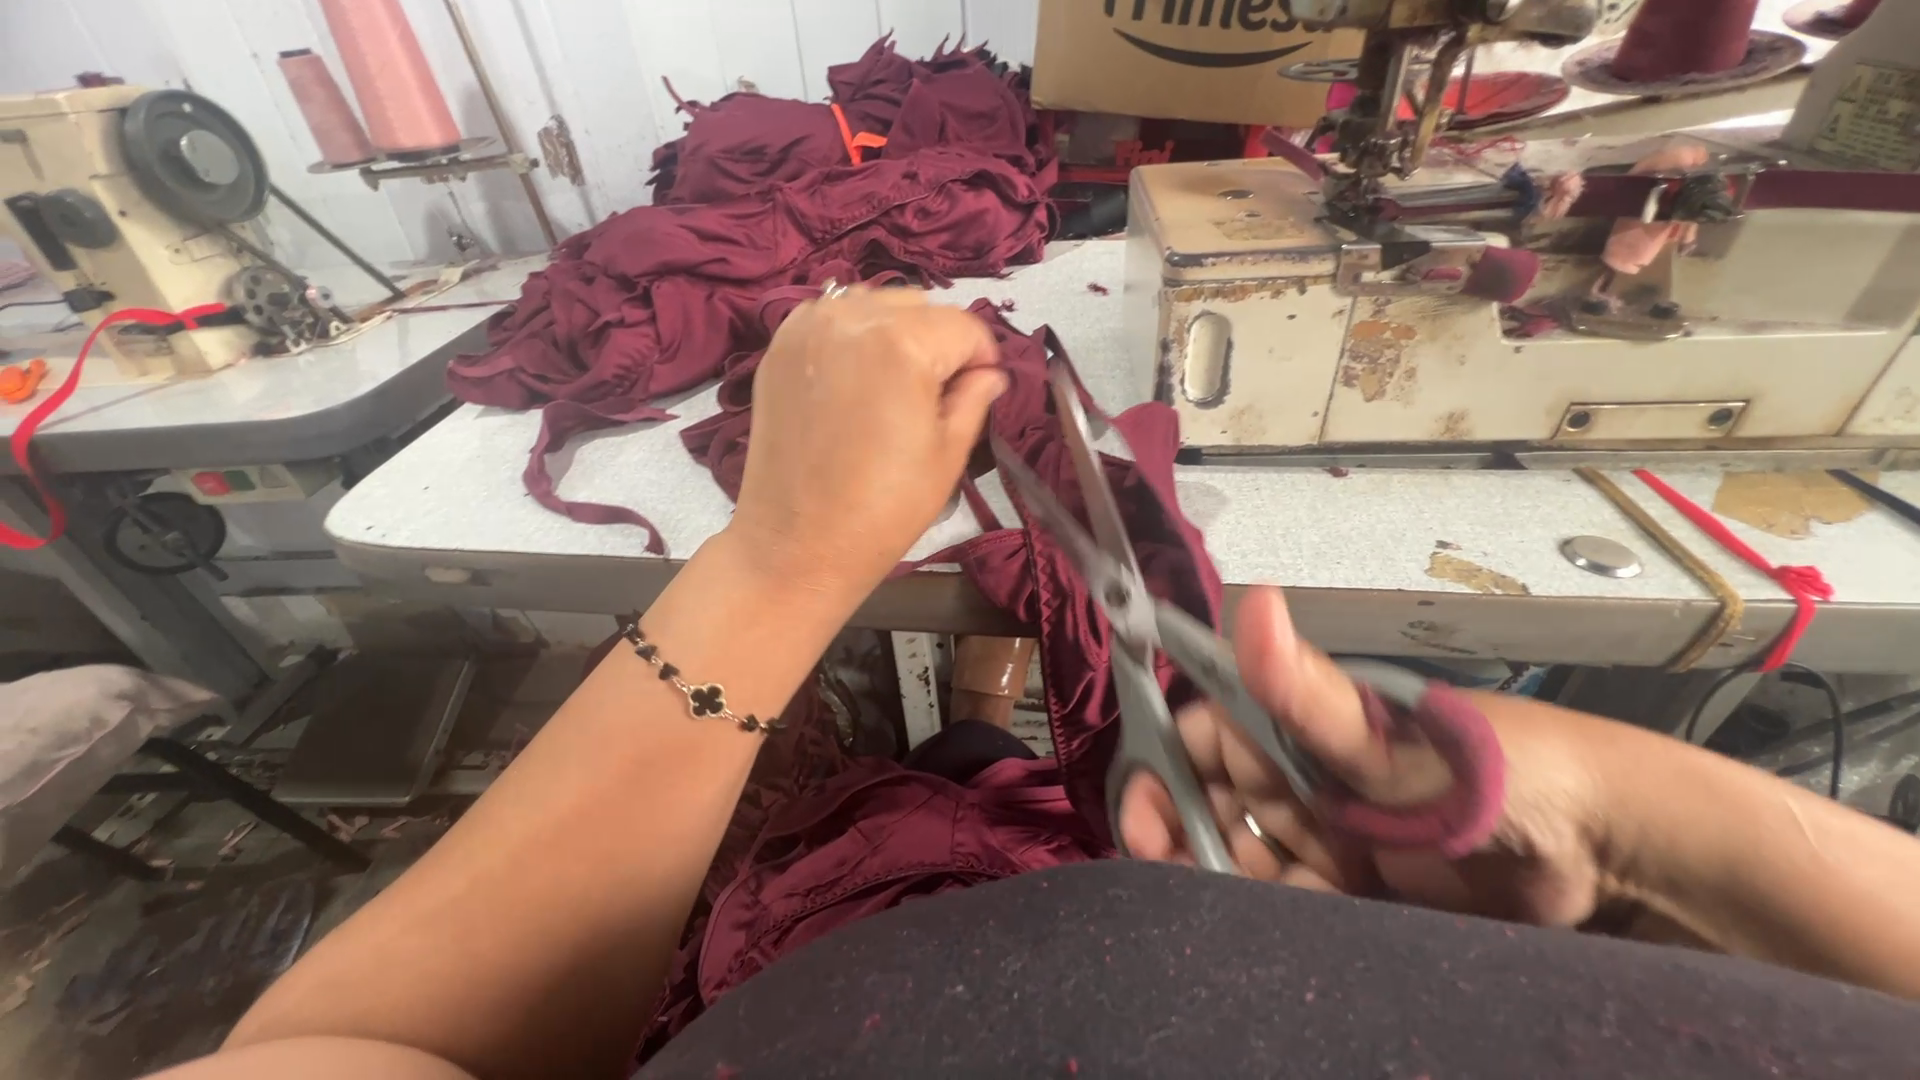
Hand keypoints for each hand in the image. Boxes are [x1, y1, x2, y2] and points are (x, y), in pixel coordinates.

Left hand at [727, 286, 1004, 599]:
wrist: (796, 545)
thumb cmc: (883, 510)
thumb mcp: (948, 455)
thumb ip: (975, 398)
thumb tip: (990, 374)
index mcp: (901, 344)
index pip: (965, 328)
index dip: (981, 360)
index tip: (979, 391)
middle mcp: (851, 317)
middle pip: (920, 307)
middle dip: (938, 343)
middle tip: (934, 396)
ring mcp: (808, 327)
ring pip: (875, 306)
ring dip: (896, 334)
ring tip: (892, 388)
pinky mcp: (780, 346)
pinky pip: (834, 319)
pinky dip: (854, 338)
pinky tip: (855, 382)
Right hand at [1119, 586, 1622, 927]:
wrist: (1601, 849)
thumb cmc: (1479, 769)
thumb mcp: (1379, 736)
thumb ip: (1303, 688)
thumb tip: (1249, 600)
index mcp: (1282, 728)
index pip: (1189, 745)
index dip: (1155, 780)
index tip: (1141, 831)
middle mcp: (1289, 777)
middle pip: (1204, 809)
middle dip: (1180, 845)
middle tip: (1172, 890)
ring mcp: (1318, 836)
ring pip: (1239, 861)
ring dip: (1224, 889)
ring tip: (1231, 920)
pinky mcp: (1348, 893)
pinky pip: (1288, 907)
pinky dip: (1274, 921)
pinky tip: (1276, 937)